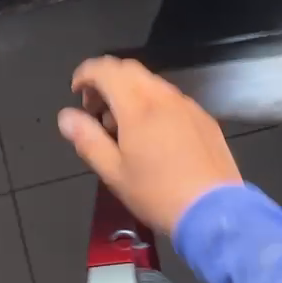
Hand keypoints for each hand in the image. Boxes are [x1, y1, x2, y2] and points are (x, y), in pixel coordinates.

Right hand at [57, 57, 243, 233]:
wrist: (215, 213)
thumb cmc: (158, 194)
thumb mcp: (113, 172)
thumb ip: (87, 139)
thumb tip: (66, 117)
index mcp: (137, 106)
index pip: (106, 70)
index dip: (85, 73)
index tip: (76, 91)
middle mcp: (163, 97)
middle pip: (128, 69)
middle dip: (105, 80)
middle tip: (95, 108)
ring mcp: (187, 105)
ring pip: (151, 83)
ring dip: (129, 92)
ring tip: (120, 126)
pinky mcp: (204, 118)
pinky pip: (171, 98)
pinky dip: (152, 103)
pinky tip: (151, 134)